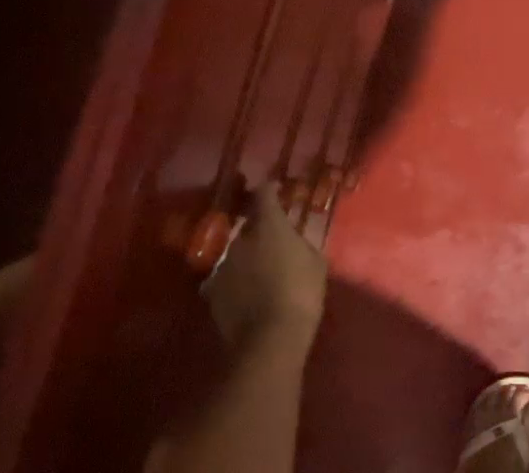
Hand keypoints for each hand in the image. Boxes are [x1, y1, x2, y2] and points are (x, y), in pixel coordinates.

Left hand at [202, 186, 327, 352]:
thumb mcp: (316, 263)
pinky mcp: (211, 291)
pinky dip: (235, 281)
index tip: (275, 189)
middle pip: (247, 225)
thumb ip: (302, 244)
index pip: (264, 194)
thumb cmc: (301, 294)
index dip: (269, 189)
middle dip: (258, 229)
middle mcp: (240, 238)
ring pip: (235, 252)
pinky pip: (225, 278)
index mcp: (269, 225)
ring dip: (246, 256)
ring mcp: (222, 264)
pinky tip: (245, 292)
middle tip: (272, 239)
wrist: (269, 339)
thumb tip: (294, 241)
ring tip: (259, 270)